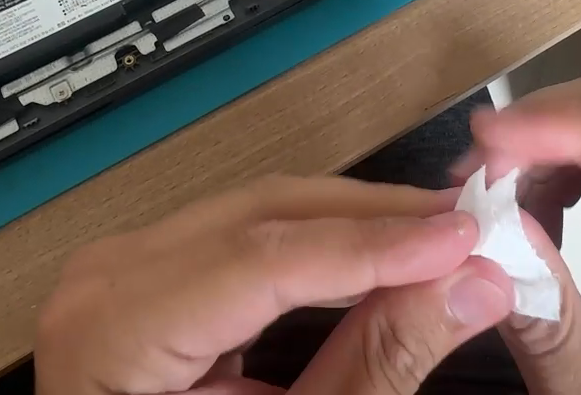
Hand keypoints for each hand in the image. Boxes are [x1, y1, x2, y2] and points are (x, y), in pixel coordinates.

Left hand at [35, 175, 516, 394]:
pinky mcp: (154, 267)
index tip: (463, 237)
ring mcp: (127, 263)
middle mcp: (111, 271)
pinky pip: (245, 234)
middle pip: (263, 215)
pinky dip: (316, 241)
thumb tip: (469, 286)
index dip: (370, 243)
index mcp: (115, 325)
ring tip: (433, 230)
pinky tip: (371, 247)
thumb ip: (371, 368)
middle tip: (464, 223)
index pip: (261, 257)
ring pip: (259, 212)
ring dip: (352, 221)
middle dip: (372, 216)